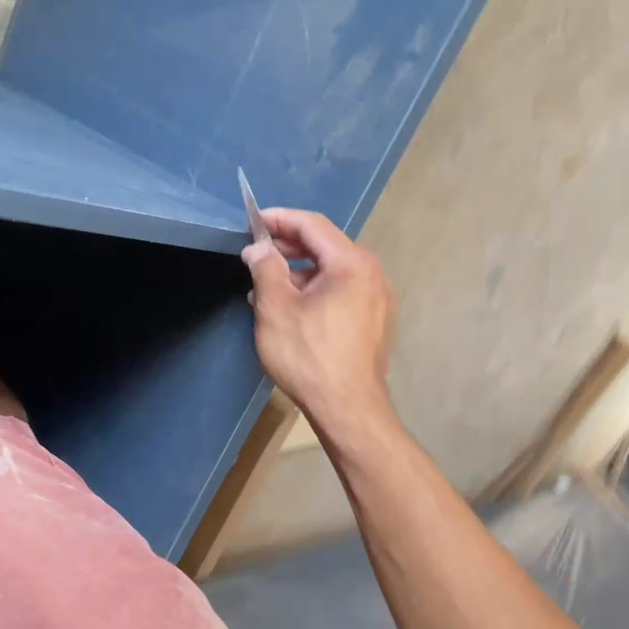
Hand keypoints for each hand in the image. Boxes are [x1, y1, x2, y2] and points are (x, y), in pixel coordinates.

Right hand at [242, 208, 396, 440]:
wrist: (347, 409)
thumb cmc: (308, 355)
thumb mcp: (275, 308)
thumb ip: (265, 269)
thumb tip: (258, 249)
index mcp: (351, 264)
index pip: (312, 225)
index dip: (279, 219)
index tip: (251, 222)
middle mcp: (371, 274)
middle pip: (325, 246)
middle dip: (286, 247)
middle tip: (253, 255)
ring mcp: (377, 299)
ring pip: (332, 271)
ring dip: (297, 272)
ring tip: (264, 287)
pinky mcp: (373, 321)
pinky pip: (341, 291)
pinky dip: (314, 290)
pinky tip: (289, 308)